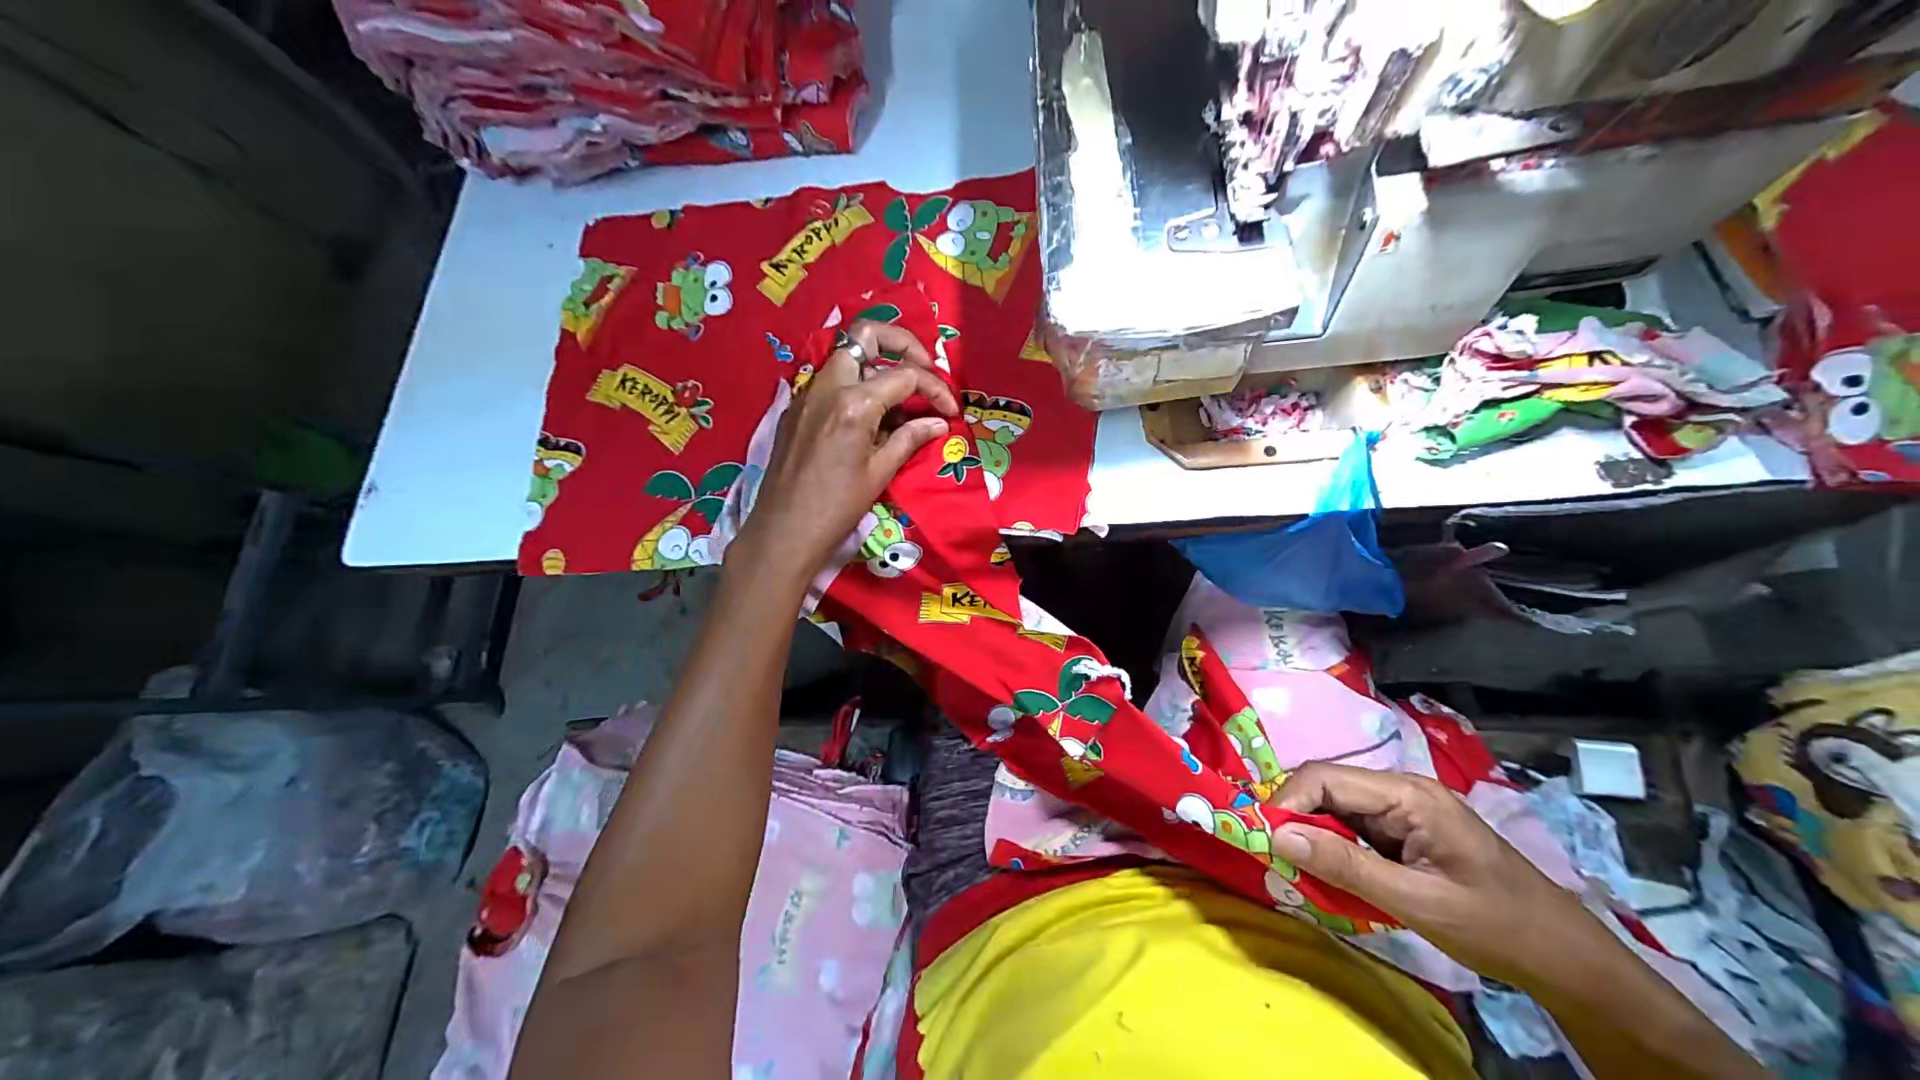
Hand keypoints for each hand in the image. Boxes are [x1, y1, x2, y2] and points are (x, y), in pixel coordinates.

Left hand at [729, 319, 956, 589]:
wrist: (784, 531)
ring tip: (899, 399)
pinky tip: (869, 417)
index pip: (905, 374)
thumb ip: (910, 438)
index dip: (935, 388)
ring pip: (846, 355)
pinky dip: (855, 384)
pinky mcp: (796, 409)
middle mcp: (827, 386)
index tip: (949, 410)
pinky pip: (830, 380)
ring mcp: (807, 394)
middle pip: (867, 335)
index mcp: (853, 402)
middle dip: (902, 344)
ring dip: (877, 364)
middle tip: (922, 371)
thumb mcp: (880, 472)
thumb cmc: (837, 507)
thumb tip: (938, 422)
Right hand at [1268, 763, 1604, 989]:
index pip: (1324, 778)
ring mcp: (1406, 808)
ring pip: (1337, 807)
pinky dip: (1335, 846)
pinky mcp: (1407, 829)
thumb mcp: (1416, 901)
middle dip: (1296, 818)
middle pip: (1327, 787)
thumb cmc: (1497, 926)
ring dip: (1314, 834)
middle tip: (1279, 858)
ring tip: (1302, 869)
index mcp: (1408, 794)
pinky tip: (1334, 872)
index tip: (1265, 840)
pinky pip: (1354, 826)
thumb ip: (1345, 865)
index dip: (1286, 802)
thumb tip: (1276, 834)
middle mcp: (1402, 789)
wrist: (1567, 958)